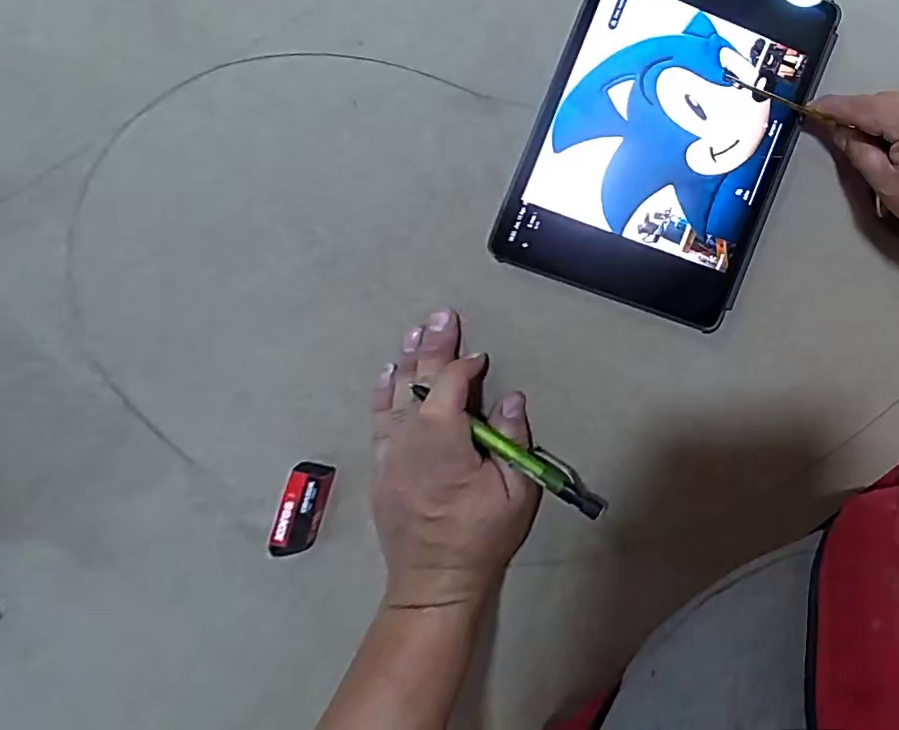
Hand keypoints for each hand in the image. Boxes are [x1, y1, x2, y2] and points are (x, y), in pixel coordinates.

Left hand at [370, 309, 540, 609]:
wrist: (435, 583)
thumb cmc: (483, 536)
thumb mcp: (518, 491)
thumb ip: (515, 439)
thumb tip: (510, 397)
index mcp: (445, 448)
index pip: (450, 391)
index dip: (465, 368)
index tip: (482, 359)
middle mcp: (410, 447)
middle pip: (419, 386)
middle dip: (432, 348)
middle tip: (441, 315)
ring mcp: (391, 459)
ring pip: (396, 399)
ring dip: (408, 362)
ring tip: (415, 332)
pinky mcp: (382, 471)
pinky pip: (379, 422)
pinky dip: (384, 394)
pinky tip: (388, 372)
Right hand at [810, 91, 898, 257]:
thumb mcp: (888, 185)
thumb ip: (859, 152)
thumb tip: (840, 132)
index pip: (865, 106)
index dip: (835, 108)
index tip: (813, 109)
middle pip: (887, 101)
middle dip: (863, 115)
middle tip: (843, 136)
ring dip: (887, 119)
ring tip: (879, 148)